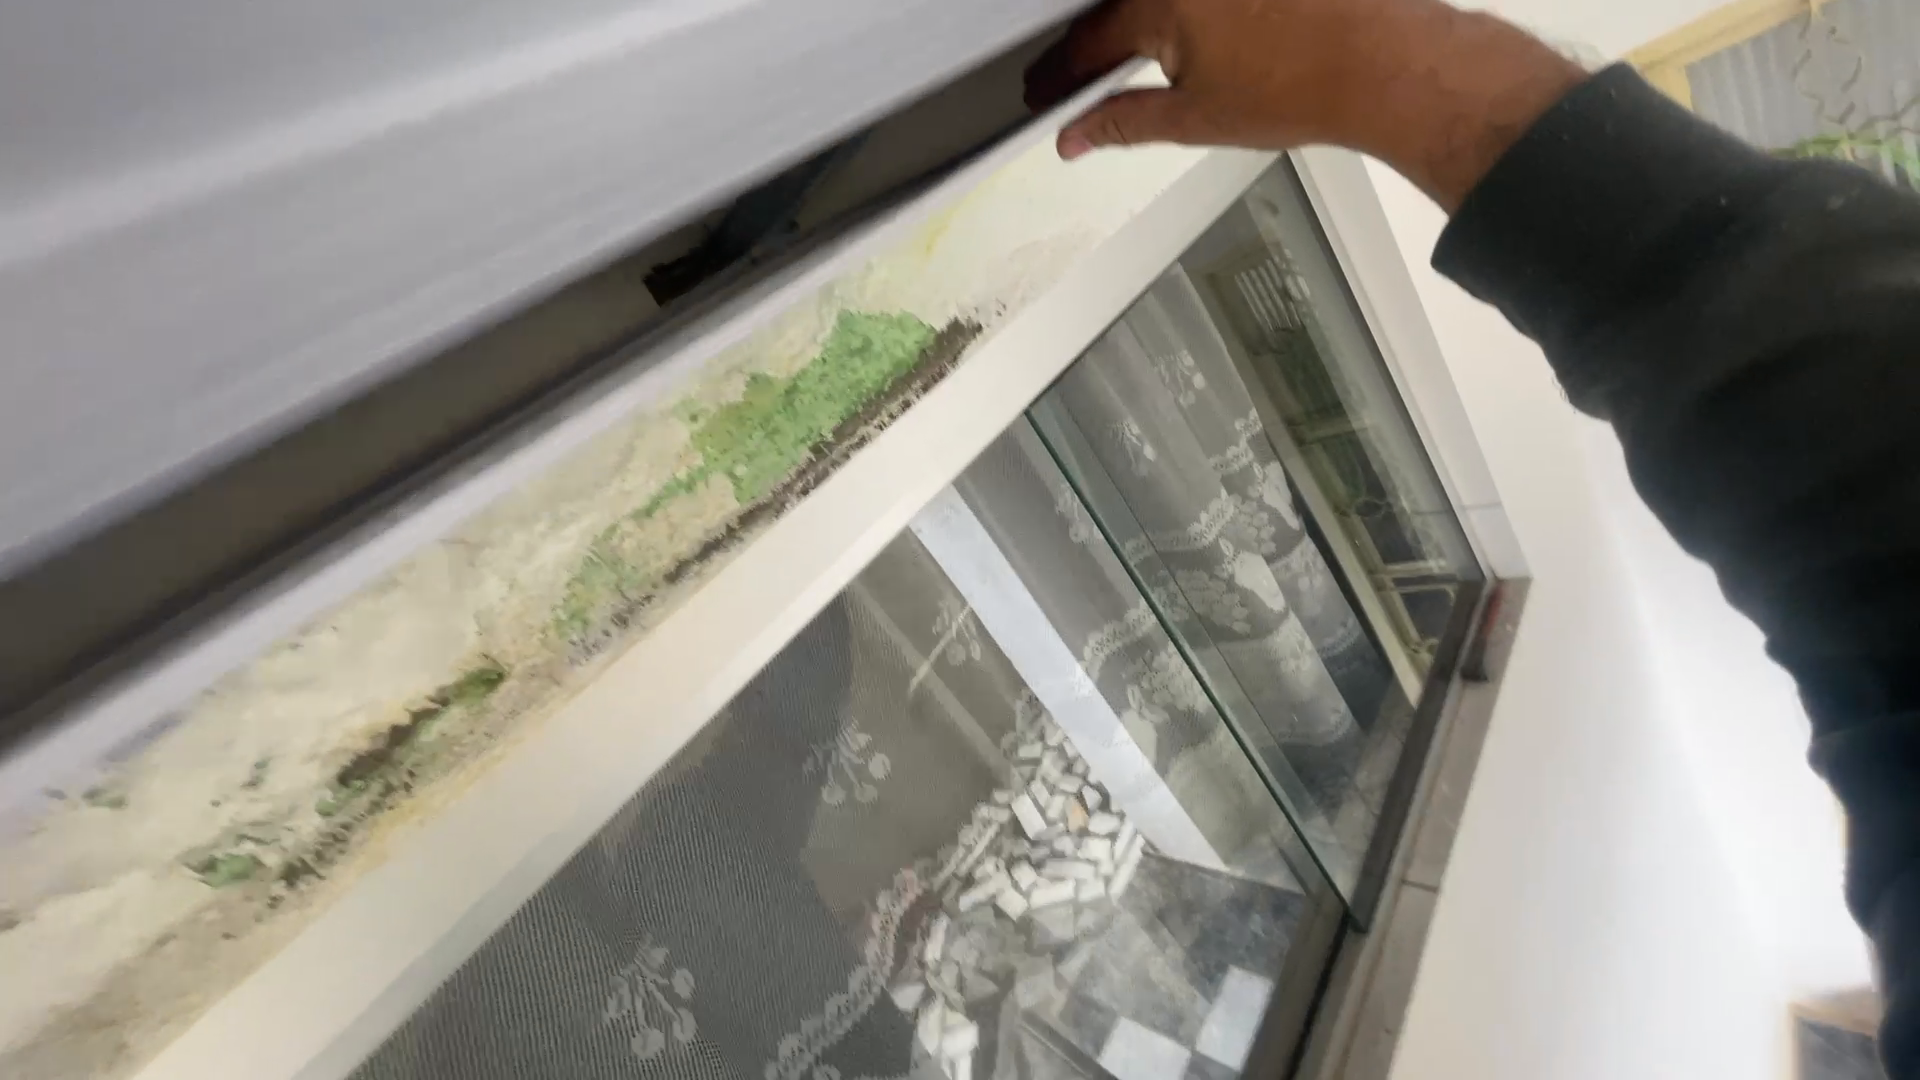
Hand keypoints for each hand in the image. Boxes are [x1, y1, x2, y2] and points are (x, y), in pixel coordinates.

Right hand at [1024, 0, 1585, 209]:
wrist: (1380, 63)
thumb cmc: (1296, 89)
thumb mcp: (1191, 119)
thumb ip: (1120, 123)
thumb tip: (1074, 138)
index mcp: (1164, 3)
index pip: (1090, 43)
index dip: (1060, 76)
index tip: (1043, 95)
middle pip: (1116, 6)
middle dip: (1086, 46)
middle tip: (1068, 83)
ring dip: (1124, 27)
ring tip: (1108, 61)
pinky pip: (1186, 0)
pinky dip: (1165, 16)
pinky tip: (1161, 33)